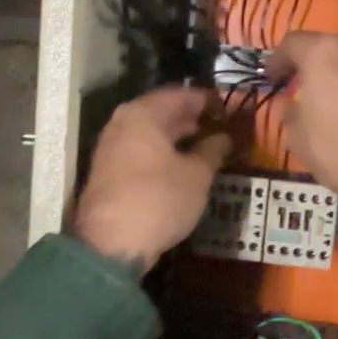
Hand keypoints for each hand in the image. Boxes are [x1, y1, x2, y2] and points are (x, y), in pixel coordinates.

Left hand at [72, 86, 231, 272]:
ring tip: (206, 148)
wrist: (111, 244)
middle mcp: (122, 123)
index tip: (228, 109)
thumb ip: (212, 151)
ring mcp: (112, 148)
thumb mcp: (197, 175)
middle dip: (191, 119)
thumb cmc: (159, 199)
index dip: (206, 100)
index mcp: (143, 114)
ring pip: (151, 134)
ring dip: (178, 138)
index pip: (179, 94)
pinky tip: (183, 167)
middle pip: (162, 112)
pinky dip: (163, 154)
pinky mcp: (109, 172)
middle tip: (220, 128)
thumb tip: (223, 138)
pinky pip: (142, 152)